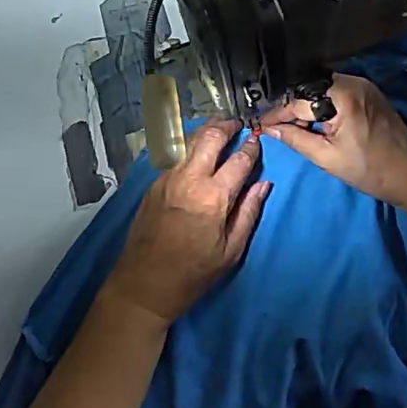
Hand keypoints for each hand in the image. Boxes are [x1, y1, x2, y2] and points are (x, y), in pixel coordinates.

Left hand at [99, 121, 270, 325]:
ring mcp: (167, 178)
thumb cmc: (193, 273)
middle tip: (238, 124)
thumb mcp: (230, 251)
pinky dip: (189, 145)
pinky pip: (175, 155)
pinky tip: (196, 149)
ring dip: (206, 131)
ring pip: (188, 141)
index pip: (239, 160)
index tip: (258, 140)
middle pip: (210, 138)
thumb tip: (263, 184)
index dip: (252, 148)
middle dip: (226, 126)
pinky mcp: (154, 184)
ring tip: (219, 128)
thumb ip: (248, 213)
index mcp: (213, 197)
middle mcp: (189, 179)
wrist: (143, 284)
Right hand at [259, 74, 406, 205]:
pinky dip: (322, 105)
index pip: (298, 100)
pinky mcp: (368, 92)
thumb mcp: (326, 157)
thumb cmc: (369, 169)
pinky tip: (316, 123)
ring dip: (306, 106)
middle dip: (290, 107)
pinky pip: (335, 92)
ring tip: (295, 127)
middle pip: (309, 89)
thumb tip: (269, 128)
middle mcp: (353, 82)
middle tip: (276, 126)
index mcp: (342, 96)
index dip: (277, 113)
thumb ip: (295, 138)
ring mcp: (362, 85)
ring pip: (321, 90)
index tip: (261, 124)